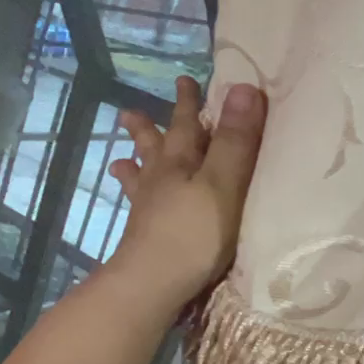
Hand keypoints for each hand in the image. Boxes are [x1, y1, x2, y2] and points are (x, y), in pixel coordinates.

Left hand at [103, 77, 266, 309]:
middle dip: (149, 128)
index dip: (187, 103)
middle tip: (128, 113)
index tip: (183, 80)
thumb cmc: (193, 232)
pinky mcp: (144, 234)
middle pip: (154, 148)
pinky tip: (133, 205)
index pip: (185, 124)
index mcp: (178, 162)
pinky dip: (135, 198)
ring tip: (120, 160)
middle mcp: (158, 180)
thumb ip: (234, 140)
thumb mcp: (223, 183)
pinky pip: (138, 206)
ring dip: (134, 164)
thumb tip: (242, 87)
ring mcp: (148, 208)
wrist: (151, 283)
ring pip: (140, 177)